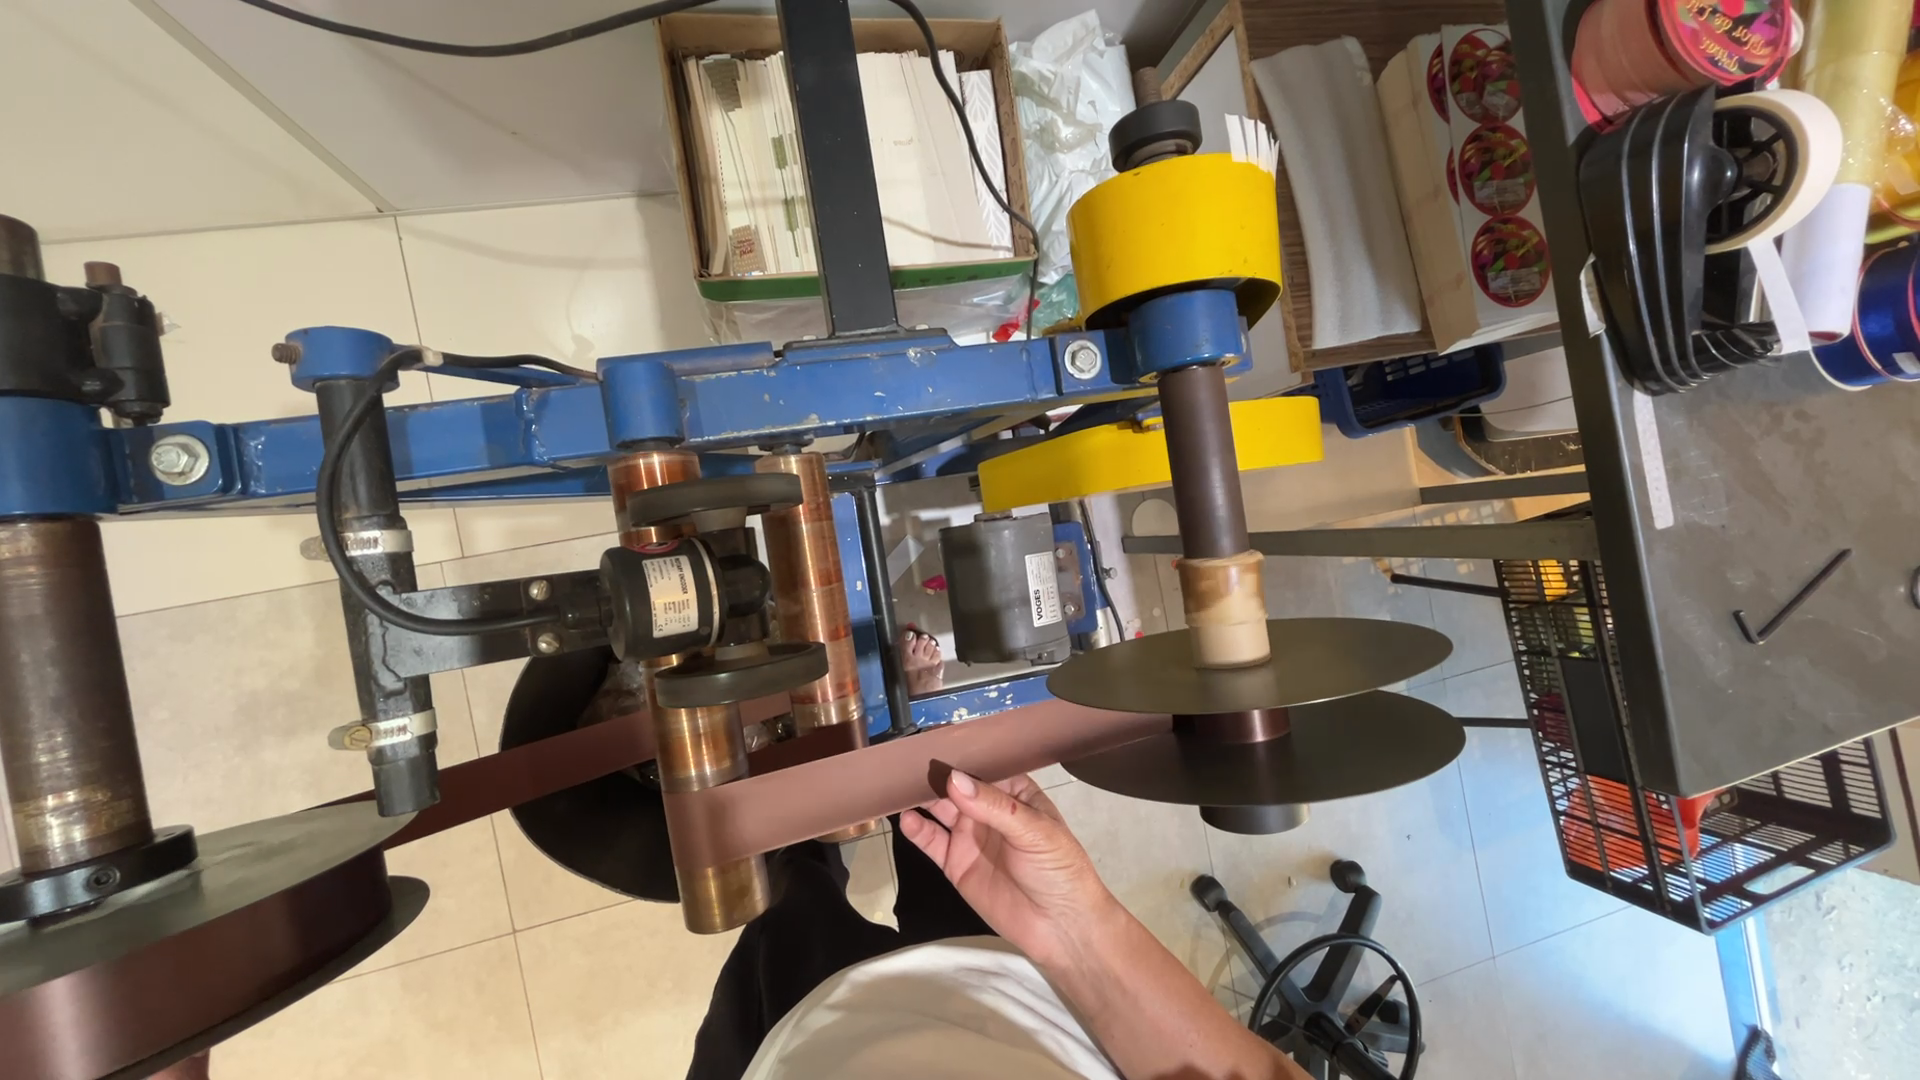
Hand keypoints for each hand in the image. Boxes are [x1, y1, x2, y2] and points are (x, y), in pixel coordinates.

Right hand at [898, 770, 1117, 966]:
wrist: (1060, 928)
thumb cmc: (1059, 869)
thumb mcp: (1034, 831)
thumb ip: (993, 806)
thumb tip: (955, 780)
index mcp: (1014, 793)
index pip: (984, 766)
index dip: (962, 753)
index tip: (935, 739)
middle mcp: (989, 810)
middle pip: (956, 785)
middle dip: (935, 773)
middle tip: (907, 759)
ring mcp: (971, 836)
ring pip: (940, 809)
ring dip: (921, 796)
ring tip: (898, 784)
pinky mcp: (956, 863)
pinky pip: (931, 842)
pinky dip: (916, 829)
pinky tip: (905, 818)